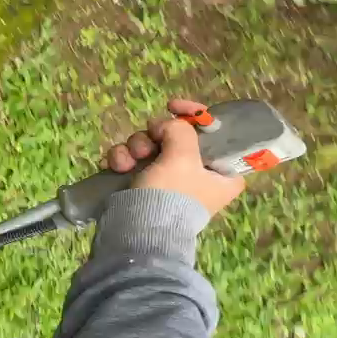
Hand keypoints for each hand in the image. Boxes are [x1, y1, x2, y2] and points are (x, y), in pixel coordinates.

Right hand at [104, 97, 245, 217]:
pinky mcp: (140, 184)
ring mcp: (166, 179)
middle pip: (174, 137)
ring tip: (126, 162)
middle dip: (153, 137)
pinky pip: (130, 159)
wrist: (137, 231)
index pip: (215, 133)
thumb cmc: (170, 196)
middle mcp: (196, 174)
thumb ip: (180, 131)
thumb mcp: (182, 159)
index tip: (172, 106)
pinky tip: (114, 167)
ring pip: (148, 146)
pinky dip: (121, 159)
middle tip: (147, 148)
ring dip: (132, 148)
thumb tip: (166, 123)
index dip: (194, 115)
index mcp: (221, 171)